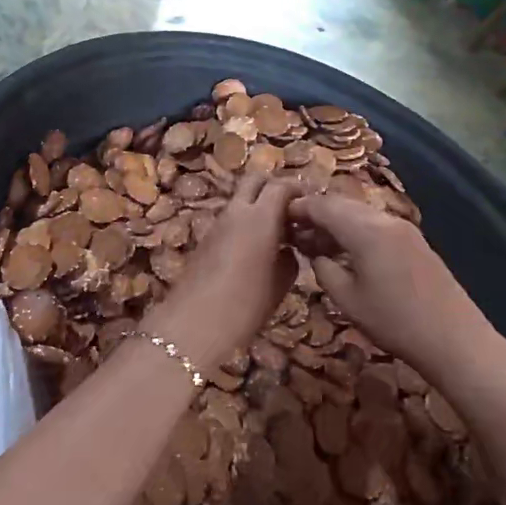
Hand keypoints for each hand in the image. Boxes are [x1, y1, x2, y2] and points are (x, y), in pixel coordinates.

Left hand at [146, 174, 298, 365]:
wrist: (195, 323)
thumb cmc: (246, 303)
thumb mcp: (280, 283)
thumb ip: (289, 258)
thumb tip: (287, 250)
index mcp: (260, 216)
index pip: (281, 186)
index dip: (297, 190)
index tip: (311, 204)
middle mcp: (236, 212)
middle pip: (254, 181)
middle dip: (273, 187)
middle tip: (290, 209)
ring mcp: (216, 224)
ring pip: (239, 201)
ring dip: (257, 207)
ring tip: (275, 233)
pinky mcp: (204, 240)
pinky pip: (229, 220)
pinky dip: (244, 224)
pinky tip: (254, 249)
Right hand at [290, 194, 495, 373]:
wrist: (454, 338)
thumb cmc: (394, 322)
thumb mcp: (347, 300)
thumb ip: (324, 270)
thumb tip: (316, 254)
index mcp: (366, 230)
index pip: (324, 206)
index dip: (299, 208)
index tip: (280, 217)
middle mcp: (385, 220)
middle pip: (343, 205)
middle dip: (316, 214)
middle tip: (294, 232)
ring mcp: (404, 229)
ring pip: (361, 214)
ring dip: (337, 223)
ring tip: (315, 244)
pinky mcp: (415, 242)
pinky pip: (376, 225)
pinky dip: (355, 231)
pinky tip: (346, 253)